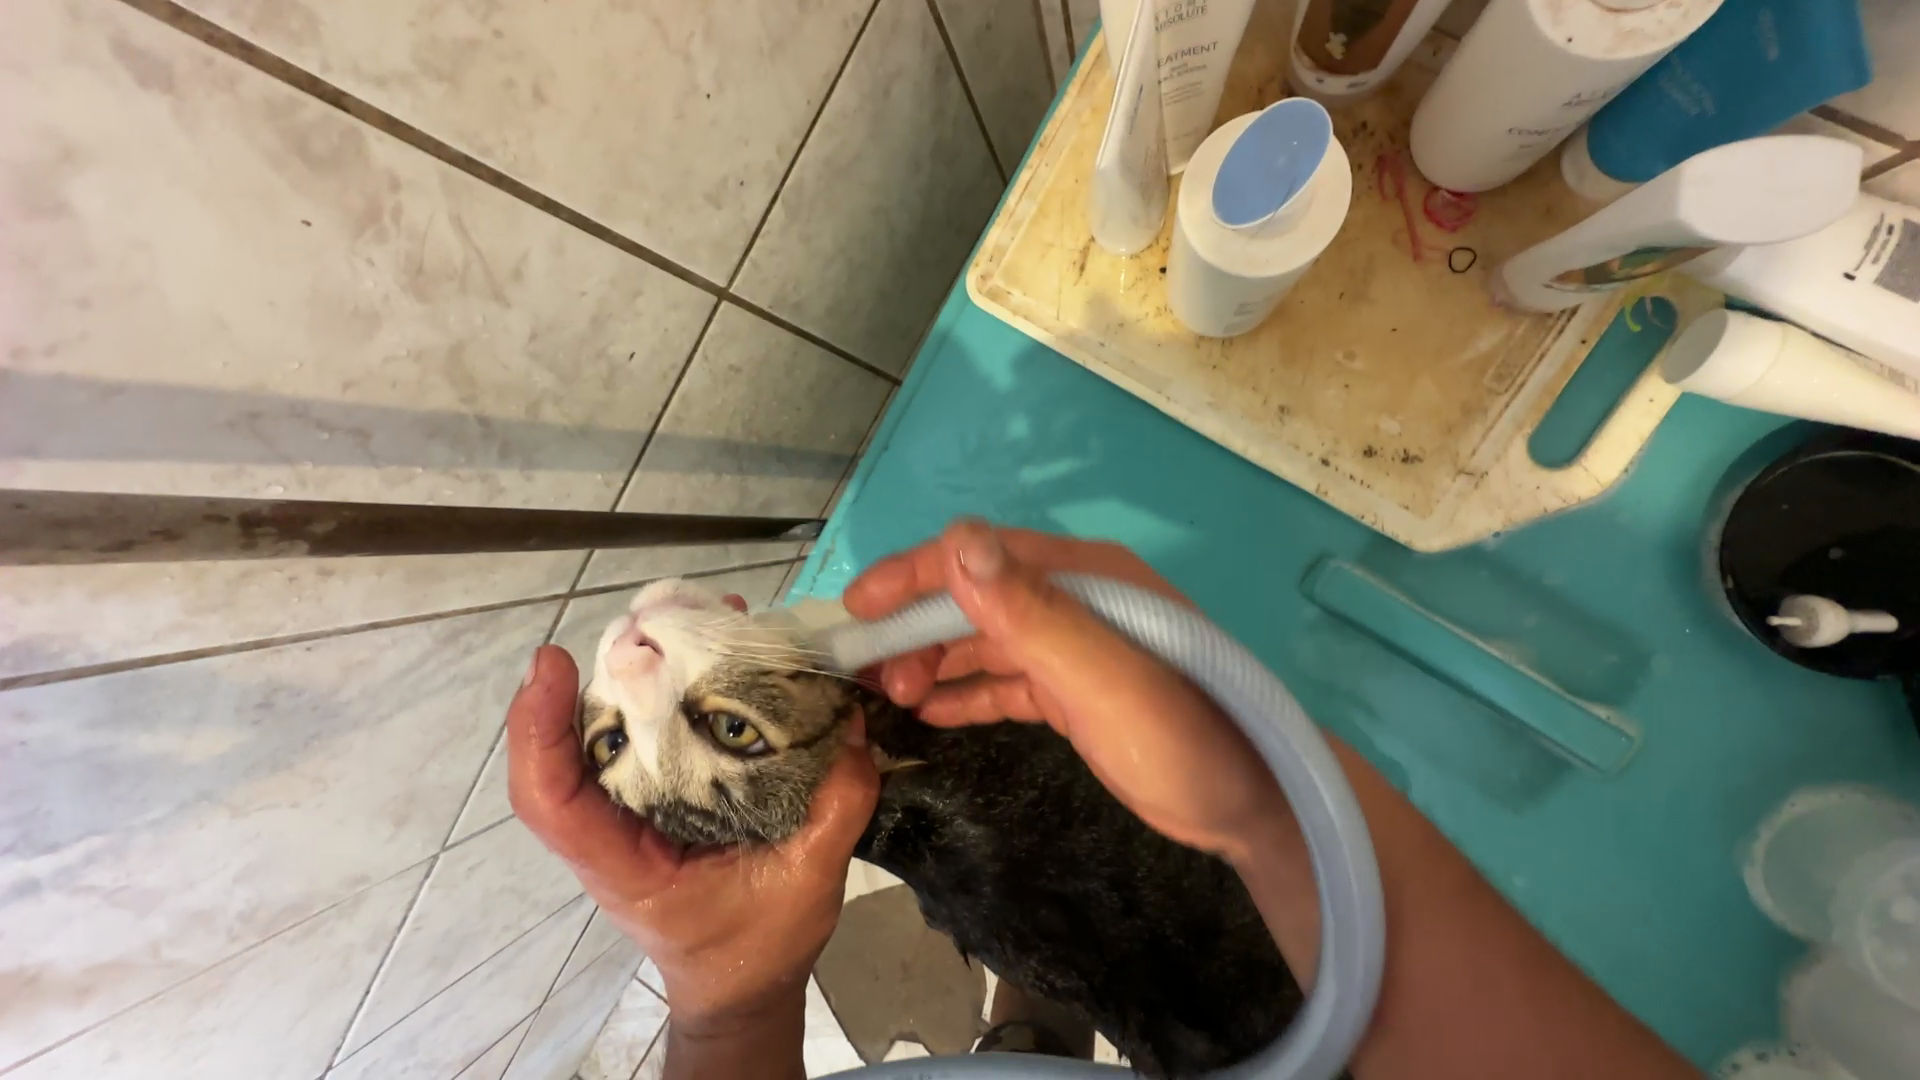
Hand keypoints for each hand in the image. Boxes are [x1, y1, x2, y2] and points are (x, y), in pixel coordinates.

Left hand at [505, 646, 878, 1031]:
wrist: (748, 981)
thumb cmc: (758, 947)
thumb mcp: (808, 884)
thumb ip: (834, 809)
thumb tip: (852, 727)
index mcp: (628, 863)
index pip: (554, 800)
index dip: (539, 732)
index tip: (551, 663)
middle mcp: (619, 826)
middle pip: (577, 747)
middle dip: (604, 676)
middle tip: (657, 620)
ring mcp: (641, 808)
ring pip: (616, 733)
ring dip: (646, 673)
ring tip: (697, 621)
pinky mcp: (670, 793)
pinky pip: (659, 735)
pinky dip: (680, 690)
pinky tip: (725, 658)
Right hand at [844, 521, 1291, 861]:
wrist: (1254, 806)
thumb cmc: (1184, 736)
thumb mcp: (1104, 676)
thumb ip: (1033, 611)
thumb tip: (958, 542)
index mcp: (1083, 576)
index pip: (982, 556)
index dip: (915, 574)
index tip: (858, 609)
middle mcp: (1073, 601)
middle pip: (976, 598)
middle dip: (918, 628)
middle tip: (870, 673)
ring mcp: (1074, 647)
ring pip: (985, 641)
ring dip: (936, 661)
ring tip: (894, 696)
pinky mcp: (1074, 691)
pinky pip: (1006, 681)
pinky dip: (967, 691)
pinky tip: (932, 711)